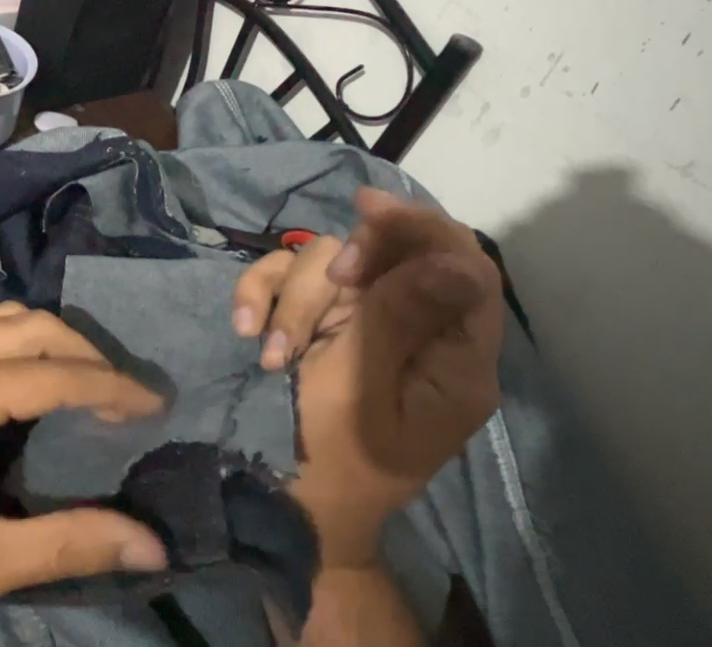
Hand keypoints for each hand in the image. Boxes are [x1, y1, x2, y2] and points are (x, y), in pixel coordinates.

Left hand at [0, 304, 168, 646]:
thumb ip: (69, 543)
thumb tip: (152, 545)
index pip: (52, 373)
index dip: (111, 387)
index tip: (156, 405)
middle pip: (32, 326)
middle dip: (87, 355)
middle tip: (126, 399)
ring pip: (5, 320)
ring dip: (54, 343)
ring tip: (91, 387)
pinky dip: (23, 345)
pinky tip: (39, 382)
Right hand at [233, 188, 502, 567]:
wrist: (278, 504)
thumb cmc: (326, 460)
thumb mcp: (360, 392)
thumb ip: (400, 320)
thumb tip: (459, 263)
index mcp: (454, 360)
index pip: (464, 269)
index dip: (421, 228)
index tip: (365, 208)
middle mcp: (415, 333)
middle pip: (392, 254)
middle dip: (344, 265)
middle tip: (325, 285)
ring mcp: (361, 326)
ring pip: (331, 264)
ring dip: (292, 297)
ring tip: (271, 352)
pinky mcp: (317, 326)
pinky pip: (288, 281)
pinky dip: (263, 296)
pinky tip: (247, 330)